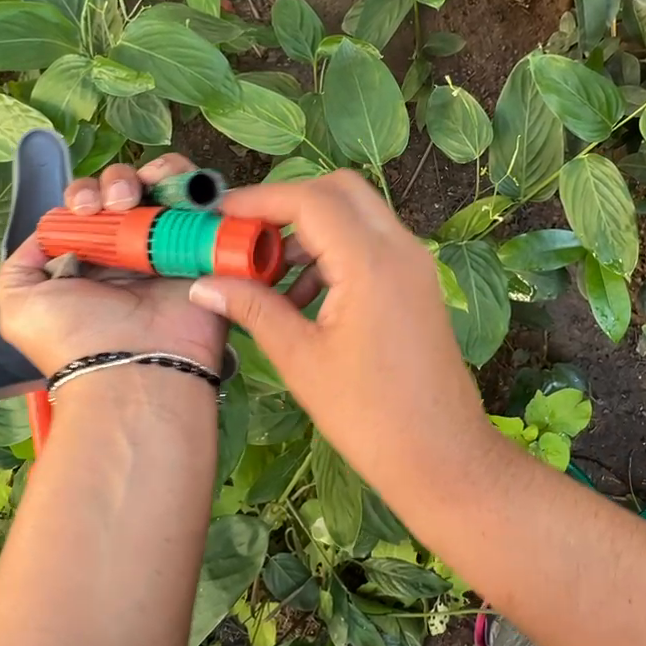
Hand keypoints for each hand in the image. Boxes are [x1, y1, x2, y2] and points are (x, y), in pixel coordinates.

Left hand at [0, 155, 225, 379]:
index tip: (84, 210)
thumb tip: (48, 232)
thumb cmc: (76, 337)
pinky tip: (173, 189)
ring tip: (136, 200)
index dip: (84, 197)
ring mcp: (170, 241)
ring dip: (147, 178)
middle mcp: (131, 246)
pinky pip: (202, 199)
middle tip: (113, 206)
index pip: (89, 207)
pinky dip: (190, 182)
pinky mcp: (205, 241)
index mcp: (91, 258)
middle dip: (114, 185)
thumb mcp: (19, 305)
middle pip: (125, 190)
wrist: (137, 367)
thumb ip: (21, 264)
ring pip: (162, 186)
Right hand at [186, 170, 493, 487]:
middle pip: (339, 190)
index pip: (310, 199)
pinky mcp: (417, 281)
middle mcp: (400, 247)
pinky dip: (334, 251)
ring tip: (268, 276)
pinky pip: (371, 242)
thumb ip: (253, 309)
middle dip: (288, 204)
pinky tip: (302, 297)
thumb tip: (203, 284)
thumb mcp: (301, 359)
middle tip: (247, 238)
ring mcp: (414, 262)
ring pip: (357, 214)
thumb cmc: (369, 415)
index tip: (219, 217)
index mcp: (371, 261)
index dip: (259, 200)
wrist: (442, 454)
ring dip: (310, 230)